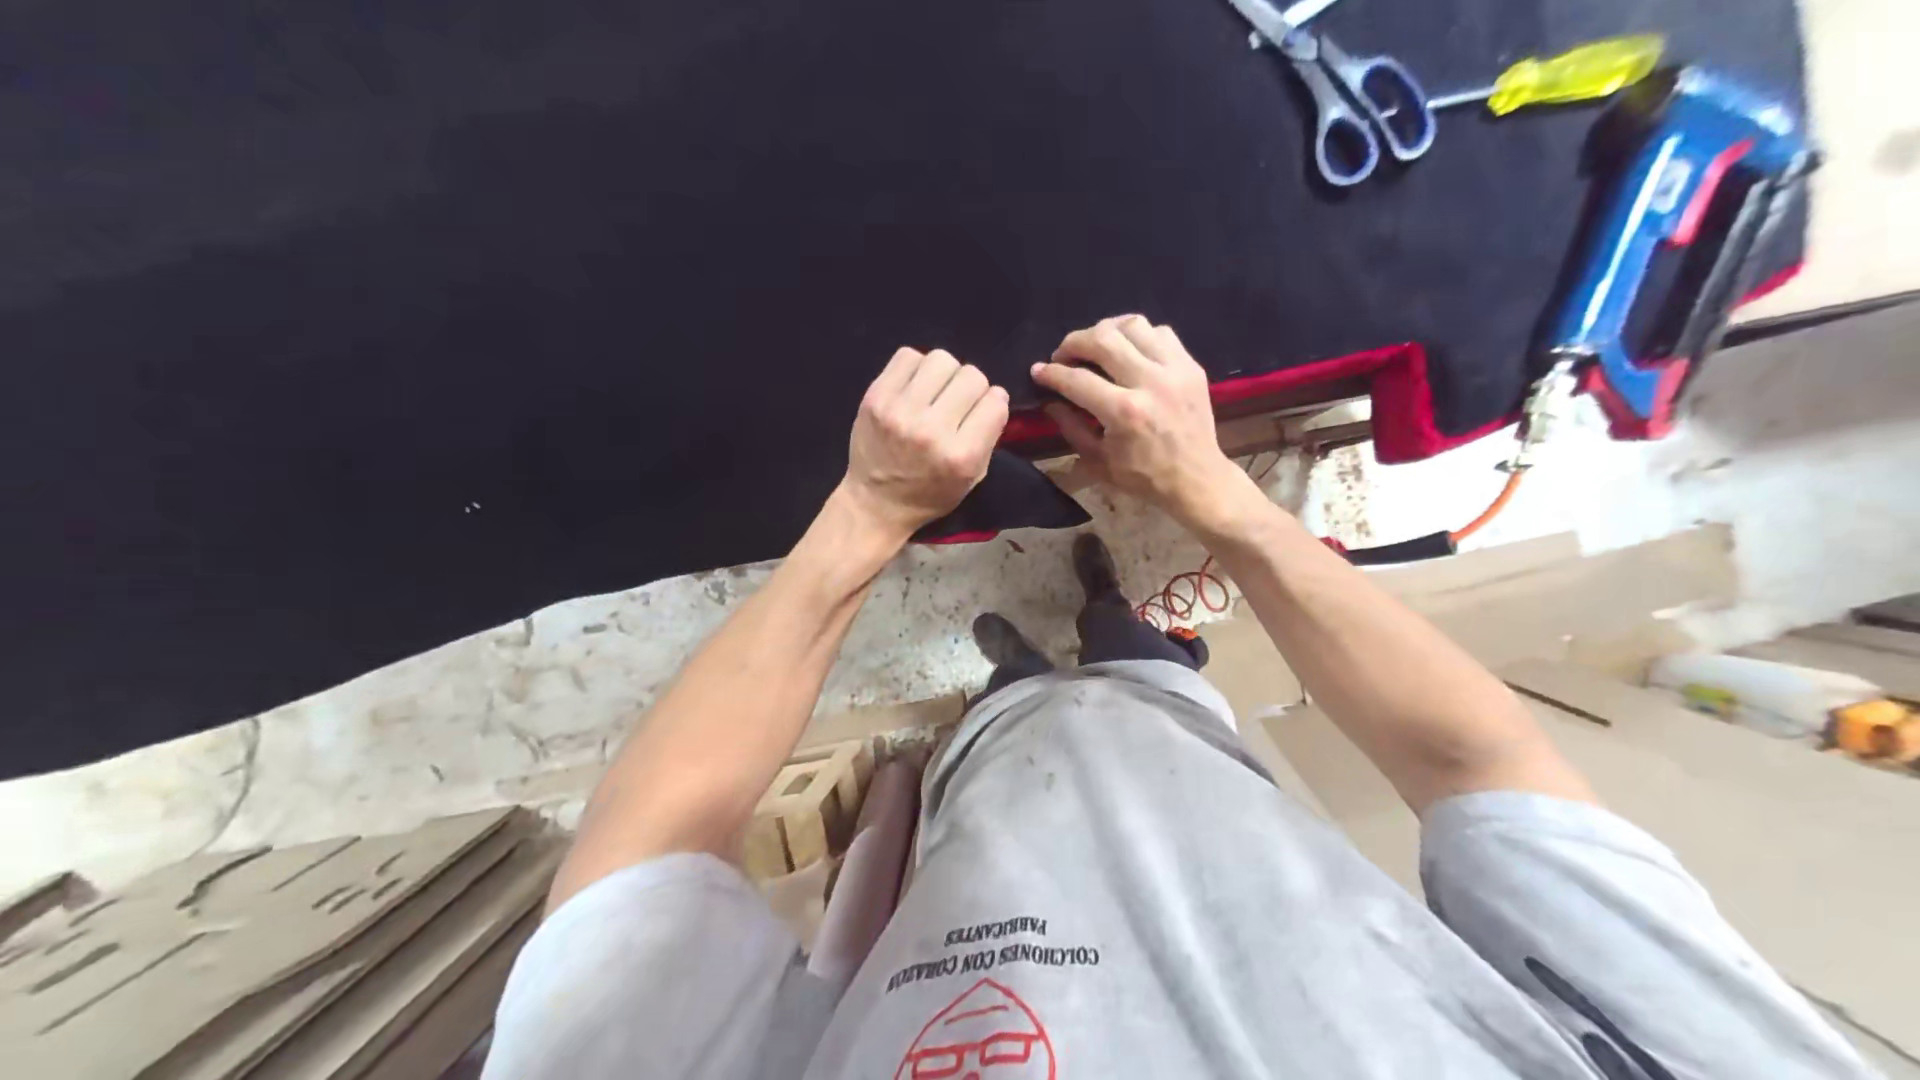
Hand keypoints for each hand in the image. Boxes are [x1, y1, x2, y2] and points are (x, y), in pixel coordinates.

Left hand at [841, 347, 1008, 541]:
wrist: (875, 503)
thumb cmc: (929, 494)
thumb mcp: (972, 478)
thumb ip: (988, 436)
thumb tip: (995, 395)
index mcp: (960, 456)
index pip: (996, 401)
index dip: (993, 404)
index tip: (981, 413)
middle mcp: (931, 430)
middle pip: (971, 376)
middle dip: (971, 388)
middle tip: (957, 404)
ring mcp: (899, 411)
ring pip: (941, 359)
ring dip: (944, 374)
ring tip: (935, 393)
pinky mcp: (875, 397)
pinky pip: (907, 356)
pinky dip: (916, 367)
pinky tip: (914, 388)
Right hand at [1032, 315, 1254, 529]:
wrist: (1197, 478)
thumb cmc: (1143, 477)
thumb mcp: (1098, 460)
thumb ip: (1070, 426)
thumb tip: (1049, 400)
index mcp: (1125, 412)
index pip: (1077, 379)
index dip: (1051, 373)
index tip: (1038, 370)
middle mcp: (1150, 382)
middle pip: (1103, 339)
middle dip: (1073, 343)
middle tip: (1063, 356)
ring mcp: (1175, 369)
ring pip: (1133, 325)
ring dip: (1106, 331)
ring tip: (1095, 346)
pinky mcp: (1191, 365)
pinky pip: (1160, 332)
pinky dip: (1138, 336)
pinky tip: (1128, 351)